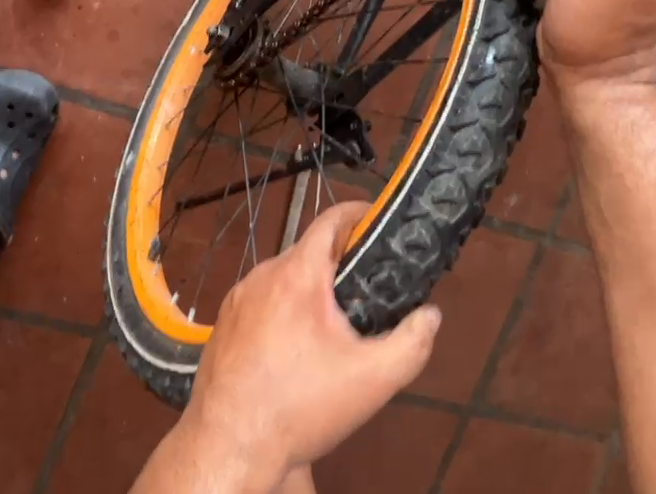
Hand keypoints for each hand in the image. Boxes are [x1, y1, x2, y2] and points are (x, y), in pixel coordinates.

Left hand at [183, 202, 441, 474]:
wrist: (231, 444)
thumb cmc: (302, 406)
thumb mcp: (372, 379)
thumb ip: (412, 343)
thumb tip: (431, 315)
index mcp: (298, 274)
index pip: (329, 221)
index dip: (356, 212)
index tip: (375, 217)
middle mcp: (263, 275)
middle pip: (307, 253)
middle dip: (337, 264)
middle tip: (364, 289)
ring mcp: (238, 298)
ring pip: (282, 279)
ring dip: (308, 291)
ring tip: (331, 328)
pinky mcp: (224, 322)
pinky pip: (260, 302)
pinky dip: (282, 311)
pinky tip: (294, 349)